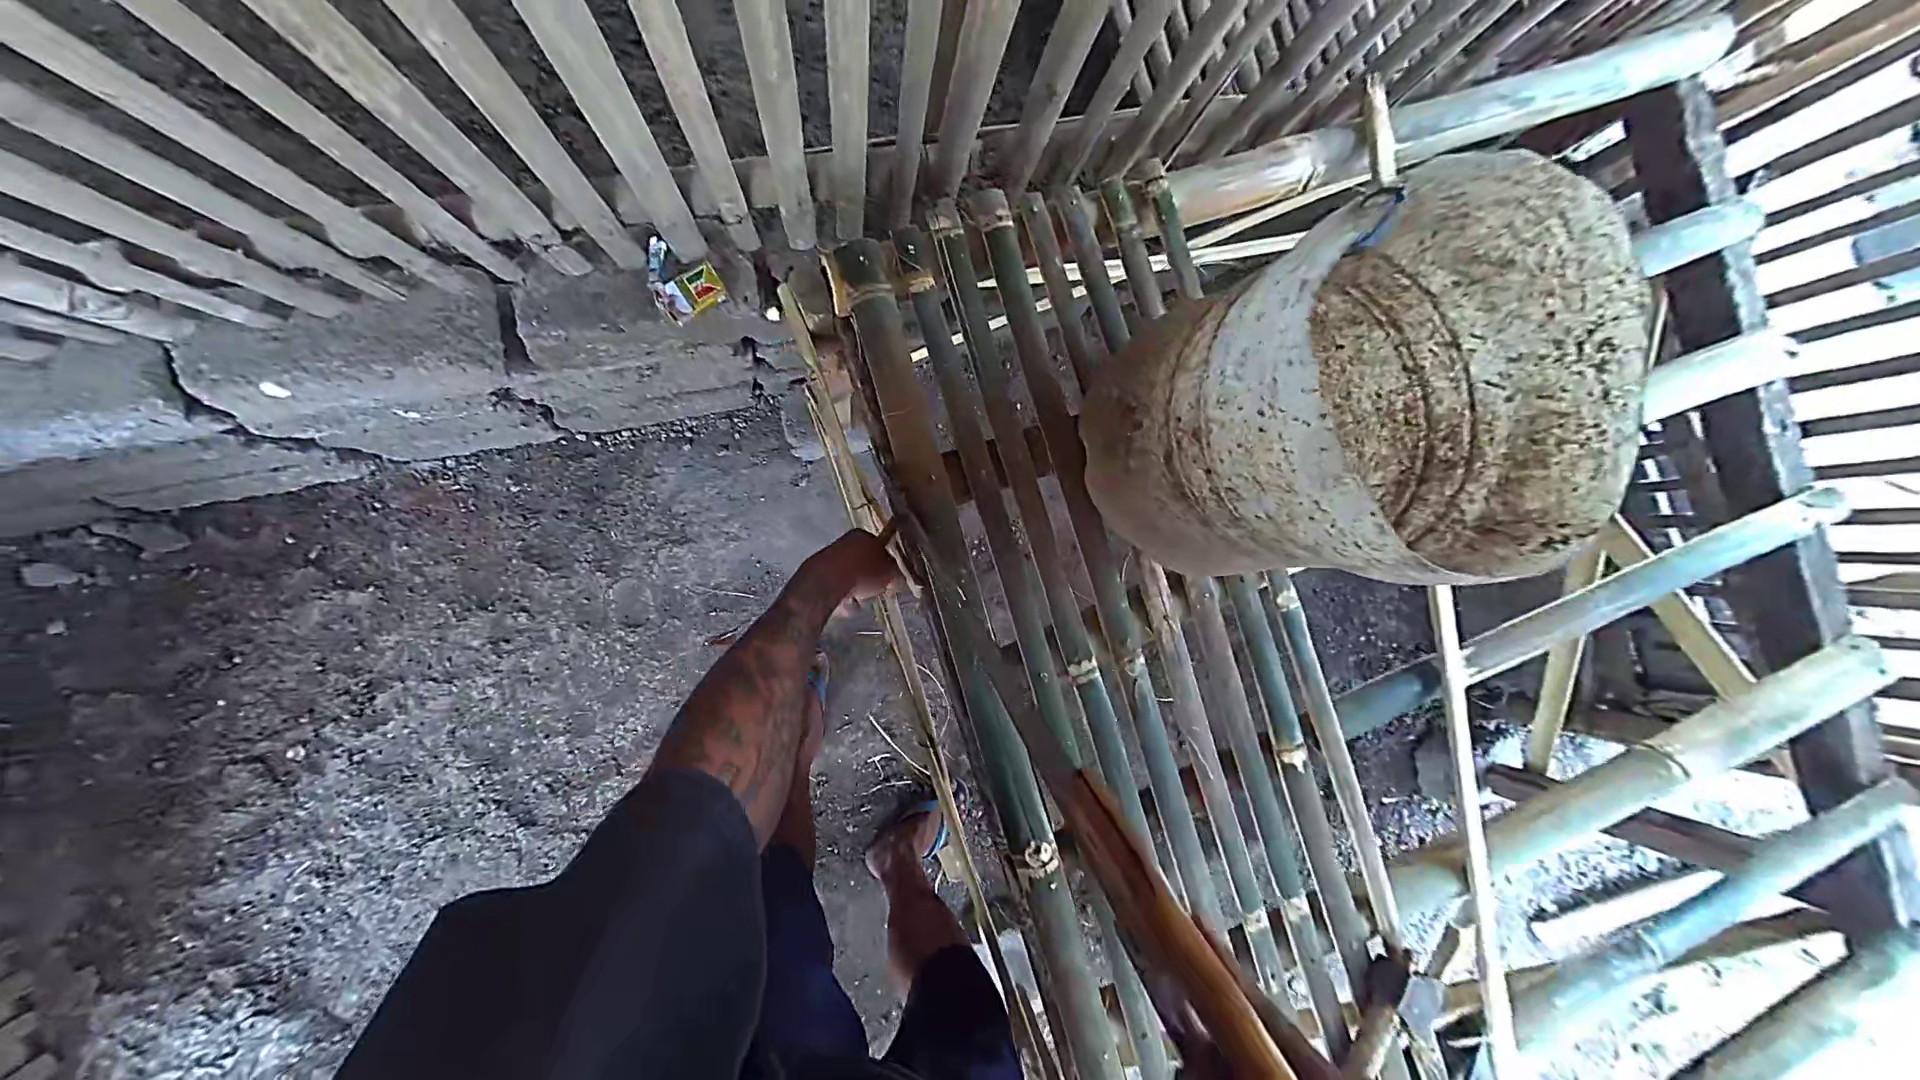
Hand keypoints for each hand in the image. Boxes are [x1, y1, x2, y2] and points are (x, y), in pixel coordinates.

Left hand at [804, 527, 902, 604]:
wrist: (828, 583)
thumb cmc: (863, 573)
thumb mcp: (890, 573)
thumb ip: (898, 573)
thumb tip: (900, 575)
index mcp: (863, 534)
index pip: (882, 547)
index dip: (889, 565)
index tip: (892, 578)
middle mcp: (845, 541)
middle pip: (865, 562)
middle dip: (871, 578)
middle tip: (878, 590)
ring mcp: (829, 557)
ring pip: (851, 575)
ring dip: (857, 588)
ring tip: (861, 599)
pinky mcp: (817, 574)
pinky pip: (838, 587)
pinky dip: (843, 595)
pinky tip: (847, 604)